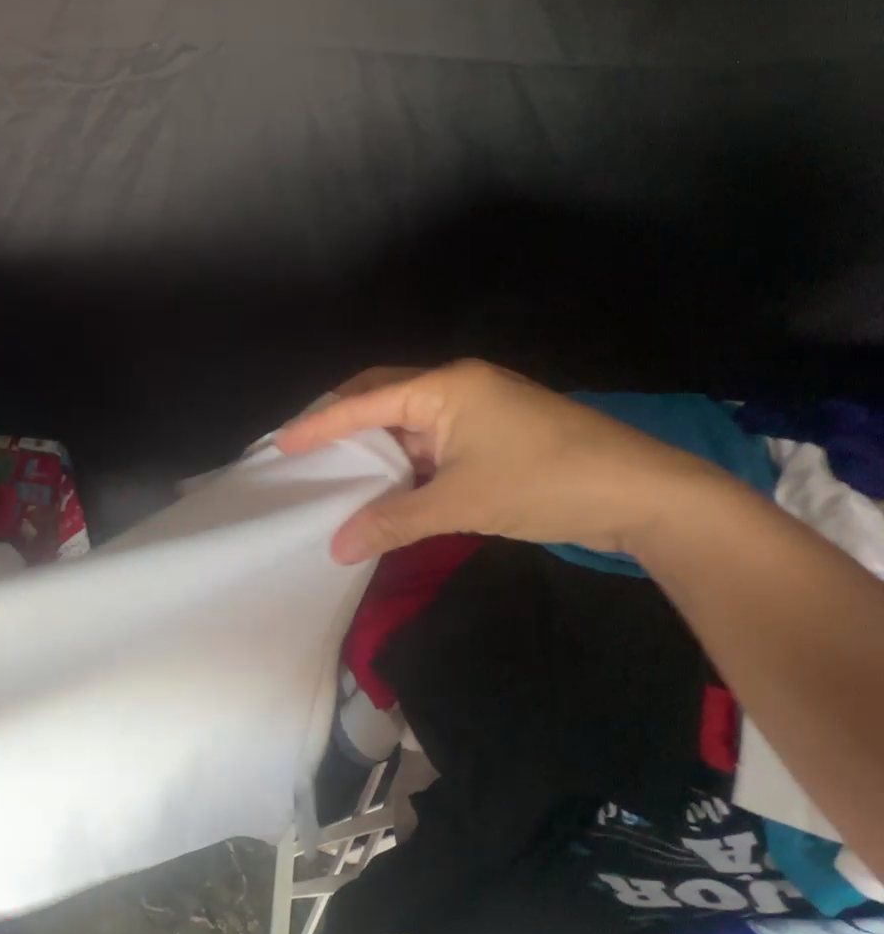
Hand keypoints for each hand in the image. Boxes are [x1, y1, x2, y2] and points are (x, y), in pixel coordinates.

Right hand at [276, 360, 737, 563]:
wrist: (652, 497)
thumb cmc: (548, 483)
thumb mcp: (460, 504)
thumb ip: (391, 521)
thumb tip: (336, 548)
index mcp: (446, 386)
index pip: (363, 402)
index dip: (318, 425)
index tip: (281, 444)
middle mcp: (460, 385)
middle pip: (381, 394)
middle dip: (342, 419)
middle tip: (306, 447)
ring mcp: (483, 406)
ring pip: (408, 417)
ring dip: (375, 440)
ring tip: (338, 466)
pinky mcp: (498, 431)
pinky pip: (433, 435)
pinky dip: (406, 455)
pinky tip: (389, 480)